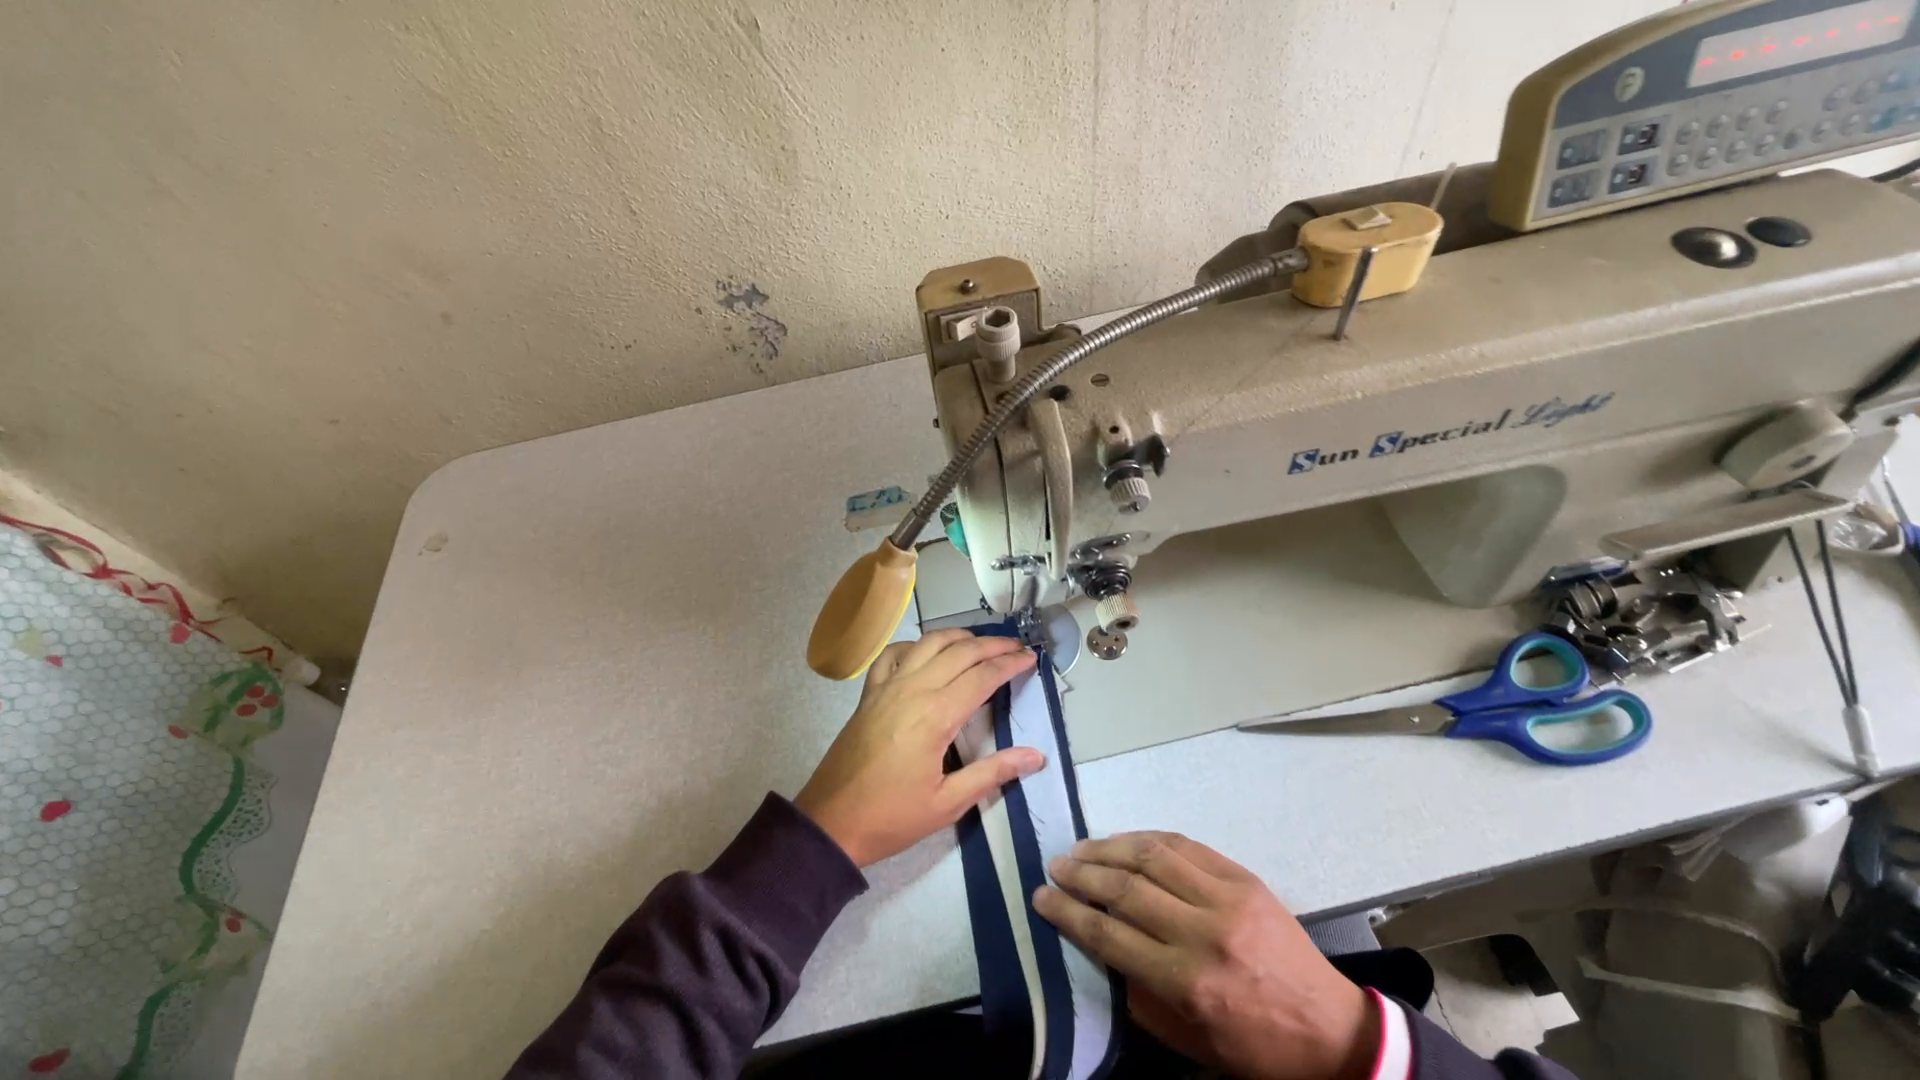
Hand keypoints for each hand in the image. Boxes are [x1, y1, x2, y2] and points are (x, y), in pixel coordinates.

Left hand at [795, 629, 1042, 866]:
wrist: (831, 822)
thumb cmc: (892, 817)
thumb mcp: (948, 803)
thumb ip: (992, 773)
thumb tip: (1036, 756)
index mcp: (936, 715)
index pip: (983, 676)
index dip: (1010, 664)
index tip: (1031, 658)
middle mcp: (913, 689)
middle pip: (959, 651)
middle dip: (992, 644)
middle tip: (1016, 646)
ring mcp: (887, 687)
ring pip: (927, 643)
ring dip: (958, 637)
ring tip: (981, 643)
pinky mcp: (869, 694)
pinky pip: (892, 655)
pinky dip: (915, 645)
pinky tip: (927, 652)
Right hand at [1034, 832, 1376, 1079]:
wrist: (1328, 1029)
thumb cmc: (1252, 1046)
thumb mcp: (1187, 1038)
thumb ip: (1137, 993)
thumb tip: (1097, 944)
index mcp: (1187, 981)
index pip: (1109, 935)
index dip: (1068, 913)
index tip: (1041, 897)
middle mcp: (1204, 933)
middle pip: (1126, 889)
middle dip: (1082, 875)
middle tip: (1055, 866)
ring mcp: (1227, 898)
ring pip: (1153, 855)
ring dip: (1109, 848)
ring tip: (1082, 848)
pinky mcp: (1245, 878)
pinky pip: (1187, 846)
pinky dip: (1148, 838)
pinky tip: (1125, 841)